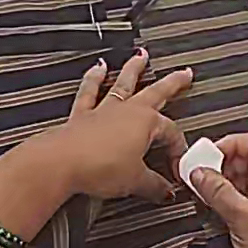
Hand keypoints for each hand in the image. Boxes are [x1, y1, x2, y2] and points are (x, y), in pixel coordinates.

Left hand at [31, 48, 191, 201]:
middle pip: (156, 92)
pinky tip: (98, 68)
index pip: (171, 133)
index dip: (177, 150)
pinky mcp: (82, 116)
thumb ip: (154, 185)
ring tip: (142, 56)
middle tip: (185, 74)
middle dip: (173, 83)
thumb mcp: (136, 181)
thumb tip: (165, 190)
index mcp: (146, 122)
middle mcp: (127, 110)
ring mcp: (104, 110)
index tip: (176, 169)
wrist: (61, 163)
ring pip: (124, 83)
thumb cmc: (99, 167)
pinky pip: (90, 91)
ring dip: (135, 69)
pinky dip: (94, 78)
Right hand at [189, 132, 247, 247]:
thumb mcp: (243, 219)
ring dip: (228, 178)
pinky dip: (233, 191)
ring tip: (208, 189)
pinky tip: (219, 200)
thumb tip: (199, 172)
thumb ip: (218, 191)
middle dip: (226, 163)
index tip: (209, 155)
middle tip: (204, 173)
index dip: (231, 145)